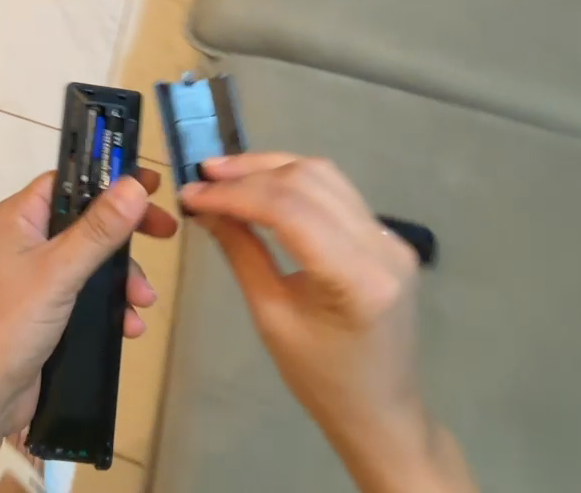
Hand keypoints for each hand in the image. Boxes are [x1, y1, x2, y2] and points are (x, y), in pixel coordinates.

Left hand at [0, 167, 177, 439]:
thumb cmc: (11, 320)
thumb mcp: (60, 271)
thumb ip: (99, 229)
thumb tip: (134, 183)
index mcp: (21, 216)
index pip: (70, 180)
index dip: (109, 178)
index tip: (151, 184)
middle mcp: (28, 238)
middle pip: (88, 218)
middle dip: (126, 230)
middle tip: (165, 232)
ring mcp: (39, 274)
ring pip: (93, 259)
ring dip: (123, 277)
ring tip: (143, 302)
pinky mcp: (49, 308)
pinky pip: (89, 293)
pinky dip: (111, 305)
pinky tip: (129, 327)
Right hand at [181, 154, 472, 491]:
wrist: (382, 413)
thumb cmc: (320, 377)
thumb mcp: (269, 315)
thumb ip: (240, 250)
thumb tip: (203, 205)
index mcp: (356, 278)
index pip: (287, 209)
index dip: (234, 193)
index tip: (191, 192)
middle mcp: (381, 247)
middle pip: (307, 180)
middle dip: (248, 172)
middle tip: (203, 176)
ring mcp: (390, 239)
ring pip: (322, 174)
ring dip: (269, 167)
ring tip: (225, 174)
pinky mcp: (387, 237)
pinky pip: (335, 190)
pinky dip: (292, 181)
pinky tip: (261, 187)